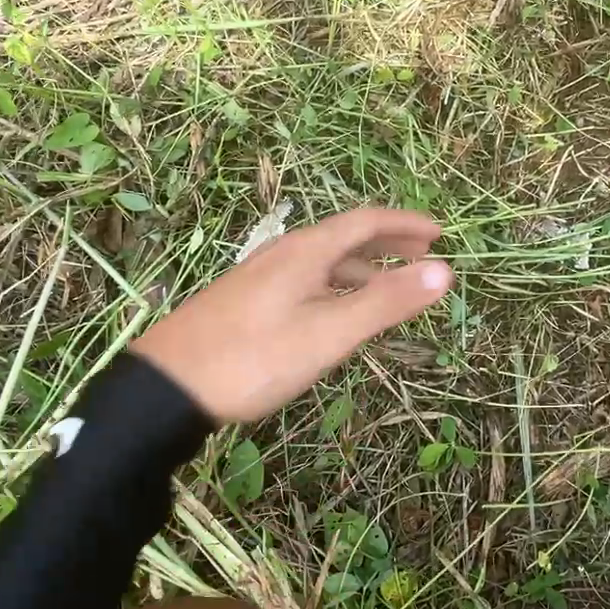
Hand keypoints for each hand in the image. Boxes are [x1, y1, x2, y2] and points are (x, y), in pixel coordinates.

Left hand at [130, 208, 451, 423]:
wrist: (164, 388)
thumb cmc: (254, 358)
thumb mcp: (328, 333)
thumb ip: (386, 302)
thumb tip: (445, 271)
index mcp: (306, 251)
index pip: (366, 220)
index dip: (406, 223)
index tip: (439, 234)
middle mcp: (285, 253)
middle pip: (346, 235)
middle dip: (389, 242)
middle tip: (423, 255)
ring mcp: (262, 276)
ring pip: (325, 260)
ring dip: (363, 267)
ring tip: (388, 288)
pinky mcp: (247, 300)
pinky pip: (307, 278)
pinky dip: (337, 285)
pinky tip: (334, 312)